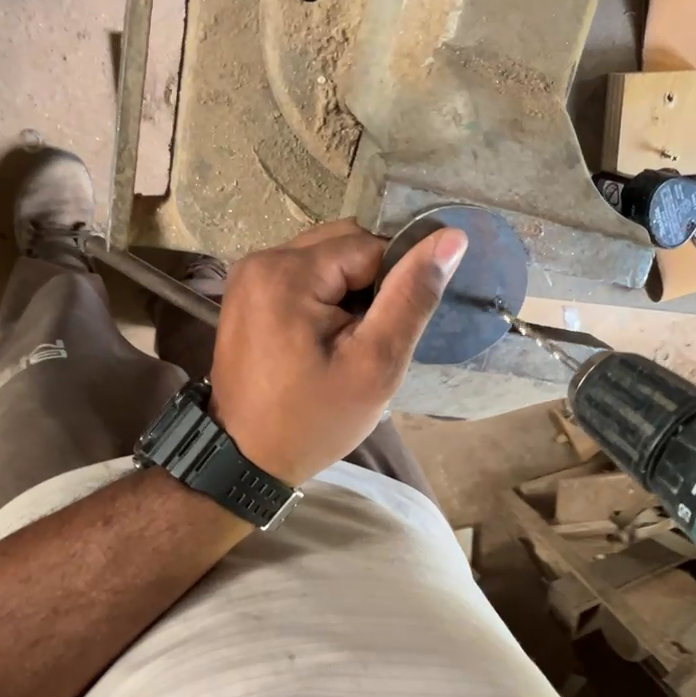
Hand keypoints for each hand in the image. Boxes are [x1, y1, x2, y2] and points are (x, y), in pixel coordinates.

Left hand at [208, 219, 466, 484]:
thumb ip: (411, 297)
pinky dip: (323, 299)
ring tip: (345, 344)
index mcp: (288, 270)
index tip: (383, 336)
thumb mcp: (375, 364)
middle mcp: (261, 259)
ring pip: (326, 259)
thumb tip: (451, 237)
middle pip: (345, 245)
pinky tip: (322, 341)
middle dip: (369, 286)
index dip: (392, 288)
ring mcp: (248, 275)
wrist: (244, 459)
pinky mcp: (245, 293)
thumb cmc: (313, 419)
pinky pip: (303, 276)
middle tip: (366, 342)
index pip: (371, 247)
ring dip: (348, 292)